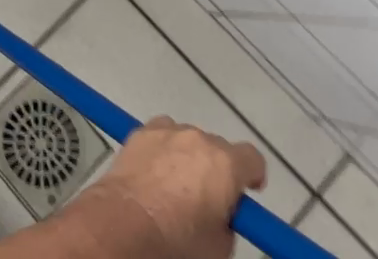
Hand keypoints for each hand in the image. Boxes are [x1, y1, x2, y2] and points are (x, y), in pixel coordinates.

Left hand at [82, 117, 266, 258]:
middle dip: (216, 169)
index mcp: (226, 164)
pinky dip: (161, 148)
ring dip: (187, 155)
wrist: (125, 222)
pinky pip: (159, 135)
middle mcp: (197, 139)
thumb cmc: (179, 238)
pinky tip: (153, 171)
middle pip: (217, 147)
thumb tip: (219, 213)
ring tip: (175, 183)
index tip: (245, 192)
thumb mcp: (221, 245)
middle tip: (206, 196)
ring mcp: (166, 132)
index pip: (252, 158)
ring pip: (186, 138)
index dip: (252, 175)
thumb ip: (228, 220)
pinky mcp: (139, 133)